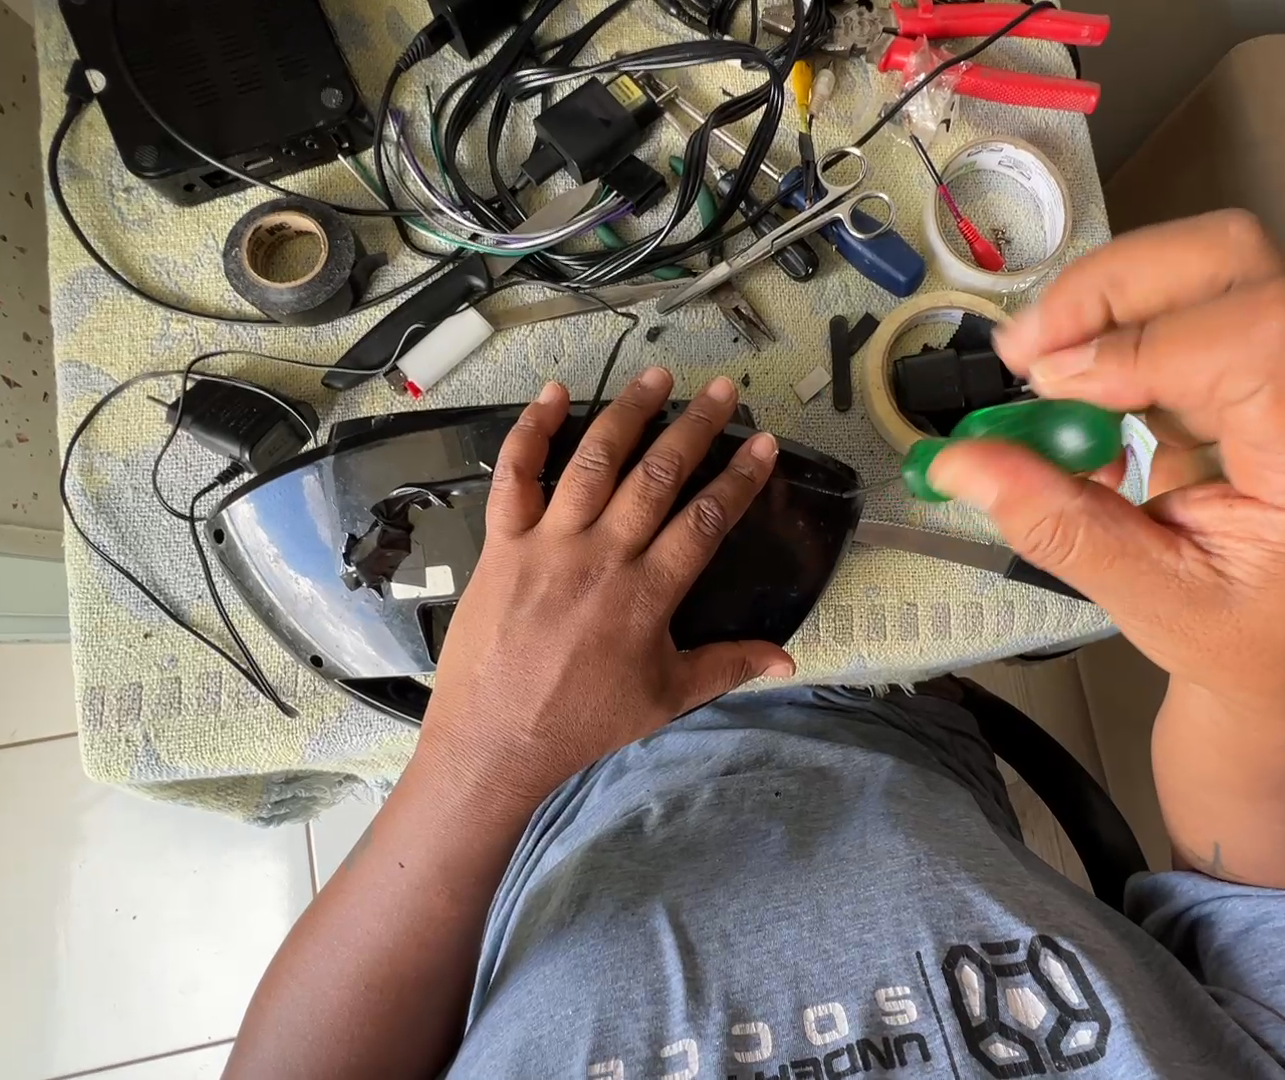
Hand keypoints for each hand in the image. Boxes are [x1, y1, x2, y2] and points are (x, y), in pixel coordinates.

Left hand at [419, 369, 793, 803]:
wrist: (494, 741)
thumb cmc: (585, 721)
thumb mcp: (667, 698)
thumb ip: (729, 667)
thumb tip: (790, 661)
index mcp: (647, 593)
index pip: (705, 520)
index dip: (739, 478)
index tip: (764, 443)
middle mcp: (602, 555)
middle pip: (656, 477)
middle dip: (695, 427)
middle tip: (722, 390)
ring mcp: (548, 543)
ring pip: (593, 462)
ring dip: (627, 414)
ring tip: (656, 377)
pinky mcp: (502, 542)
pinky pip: (514, 476)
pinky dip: (531, 431)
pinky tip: (554, 394)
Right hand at [930, 211, 1284, 721]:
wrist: (1282, 657)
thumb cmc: (1235, 640)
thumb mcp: (1143, 599)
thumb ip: (1054, 527)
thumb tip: (954, 463)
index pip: (1260, 334)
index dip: (1141, 344)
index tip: (1050, 388)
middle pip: (1232, 261)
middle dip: (1109, 288)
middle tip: (1024, 352)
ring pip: (1200, 264)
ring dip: (1098, 298)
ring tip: (1033, 363)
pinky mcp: (1240, 370)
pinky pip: (1171, 307)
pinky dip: (1100, 329)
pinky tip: (1064, 385)